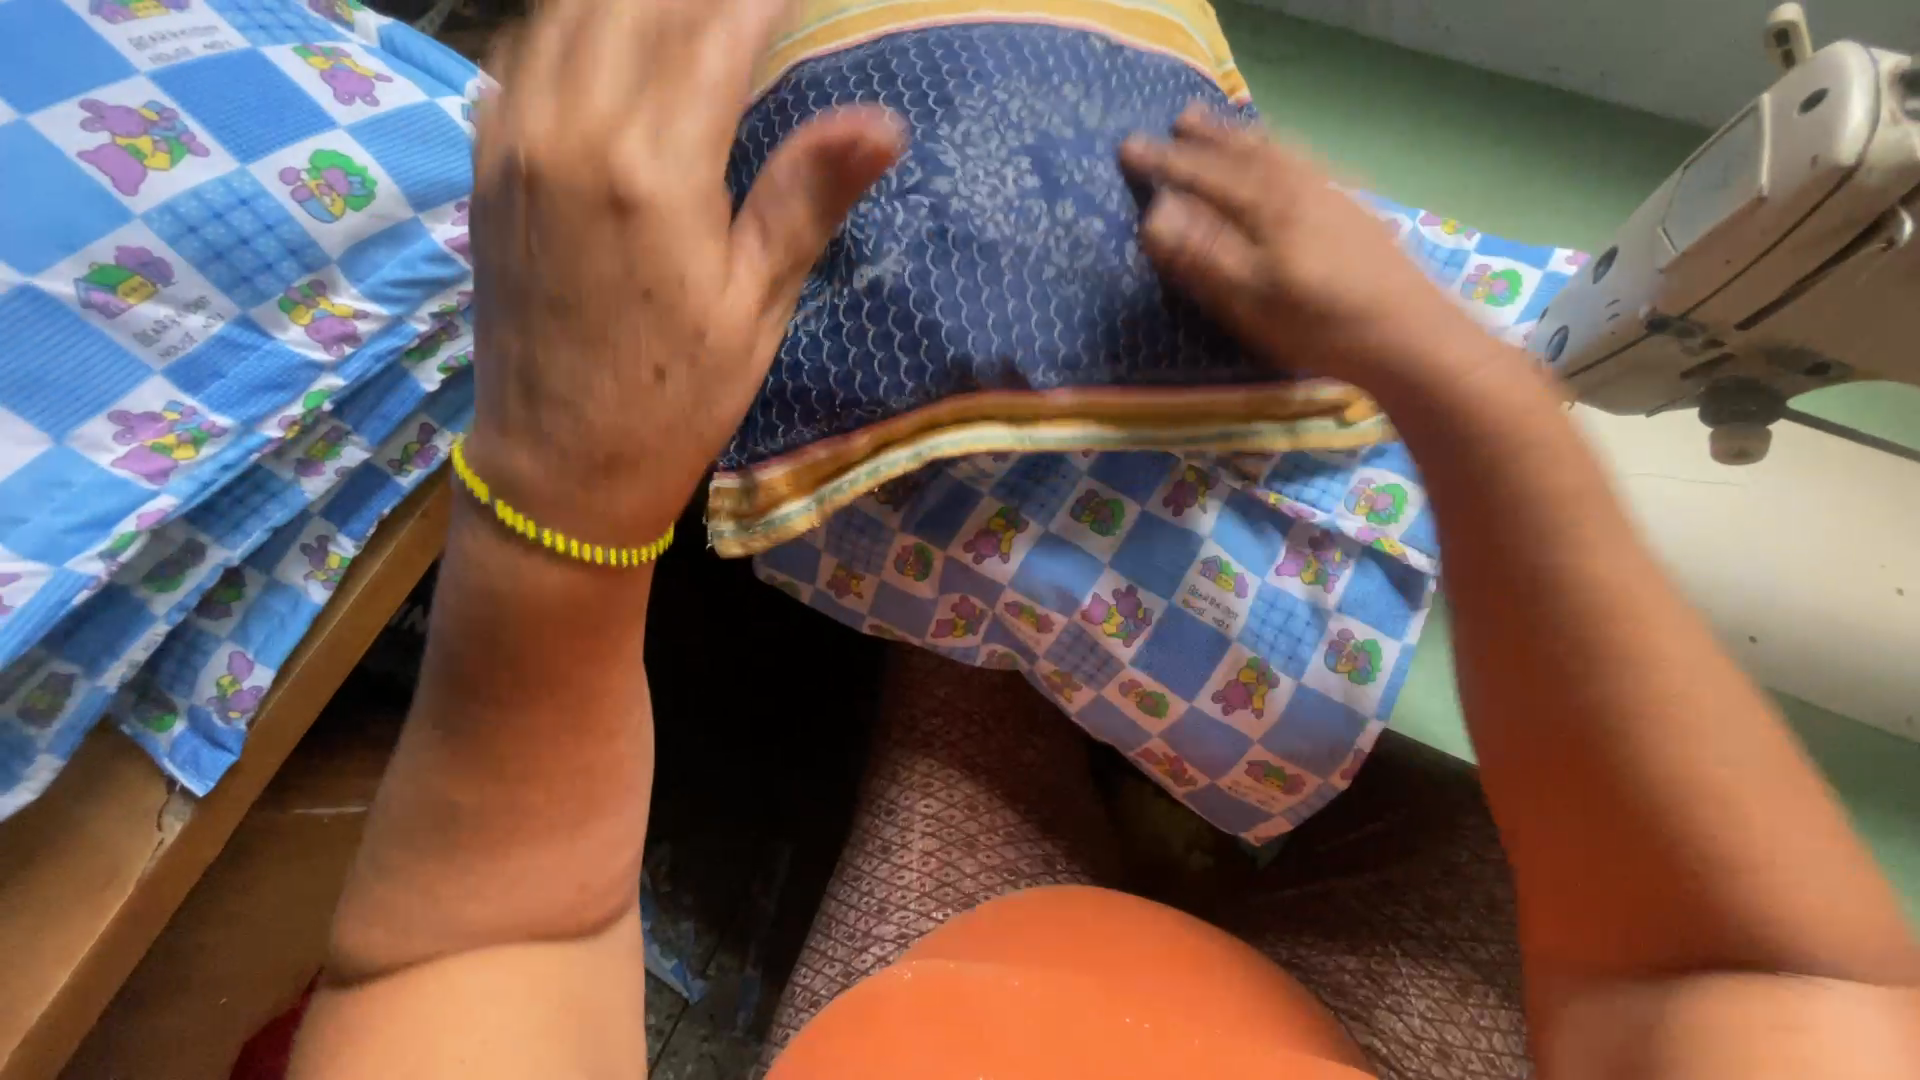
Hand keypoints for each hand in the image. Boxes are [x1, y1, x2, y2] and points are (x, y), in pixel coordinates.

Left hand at [467, 0, 905, 543]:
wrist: (561, 460)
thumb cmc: (678, 396)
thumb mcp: (758, 306)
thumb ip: (806, 197)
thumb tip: (884, 118)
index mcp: (653, 168)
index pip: (715, 26)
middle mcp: (572, 125)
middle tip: (755, 11)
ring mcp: (515, 133)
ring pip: (574, 5)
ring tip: (697, 17)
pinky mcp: (487, 154)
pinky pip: (526, 42)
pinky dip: (580, 17)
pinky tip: (619, 33)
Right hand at [1119, 106, 1496, 395]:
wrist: (1409, 335)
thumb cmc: (1319, 325)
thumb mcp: (1250, 298)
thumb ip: (1203, 254)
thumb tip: (1153, 214)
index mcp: (1266, 207)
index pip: (1204, 176)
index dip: (1164, 164)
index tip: (1128, 148)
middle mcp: (1297, 188)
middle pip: (1243, 154)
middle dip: (1206, 141)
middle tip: (1178, 122)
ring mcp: (1328, 195)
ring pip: (1277, 154)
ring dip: (1244, 139)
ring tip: (1223, 128)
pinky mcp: (1350, 210)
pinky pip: (1304, 164)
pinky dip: (1283, 152)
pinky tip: (1284, 160)